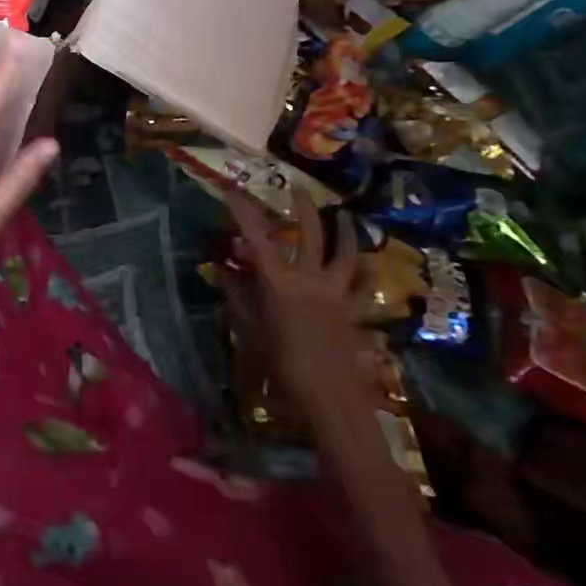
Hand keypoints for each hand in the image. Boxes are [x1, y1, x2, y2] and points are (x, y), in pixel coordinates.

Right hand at [226, 189, 360, 389]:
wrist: (331, 396)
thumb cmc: (282, 362)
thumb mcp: (249, 329)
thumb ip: (237, 296)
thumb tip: (222, 271)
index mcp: (280, 281)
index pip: (257, 237)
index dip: (243, 212)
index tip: (232, 190)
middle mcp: (310, 278)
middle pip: (310, 234)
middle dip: (303, 209)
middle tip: (298, 189)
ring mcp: (336, 293)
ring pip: (344, 255)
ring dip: (344, 233)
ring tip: (344, 217)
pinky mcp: (353, 310)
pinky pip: (359, 286)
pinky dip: (360, 274)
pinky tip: (363, 268)